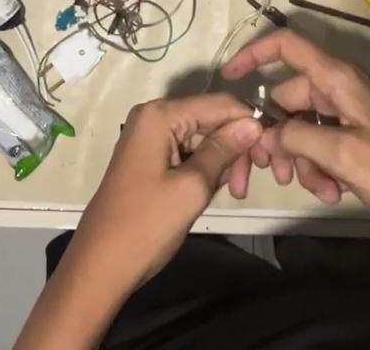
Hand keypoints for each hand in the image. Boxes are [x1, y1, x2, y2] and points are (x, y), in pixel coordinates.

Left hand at [57, 93, 263, 293]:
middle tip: (245, 185)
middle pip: (210, 118)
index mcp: (160, 115)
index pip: (218, 104)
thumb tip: (253, 123)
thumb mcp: (192, 187)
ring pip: (201, 136)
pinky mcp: (149, 157)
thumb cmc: (146, 225)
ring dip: (221, 161)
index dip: (248, 124)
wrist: (99, 266)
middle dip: (234, 147)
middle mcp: (153, 116)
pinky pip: (187, 151)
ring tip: (232, 194)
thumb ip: (223, 150)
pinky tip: (212, 191)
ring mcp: (149, 137)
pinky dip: (204, 168)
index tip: (270, 154)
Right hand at [221, 30, 369, 226]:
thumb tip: (267, 133)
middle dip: (280, 136)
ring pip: (304, 125)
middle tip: (276, 173)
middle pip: (290, 98)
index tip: (229, 76)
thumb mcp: (341, 153)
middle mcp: (341, 87)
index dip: (254, 53)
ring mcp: (350, 110)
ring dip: (302, 158)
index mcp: (338, 78)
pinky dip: (320, 164)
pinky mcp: (358, 133)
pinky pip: (323, 140)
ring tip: (318, 189)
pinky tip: (331, 191)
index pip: (287, 45)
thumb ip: (296, 137)